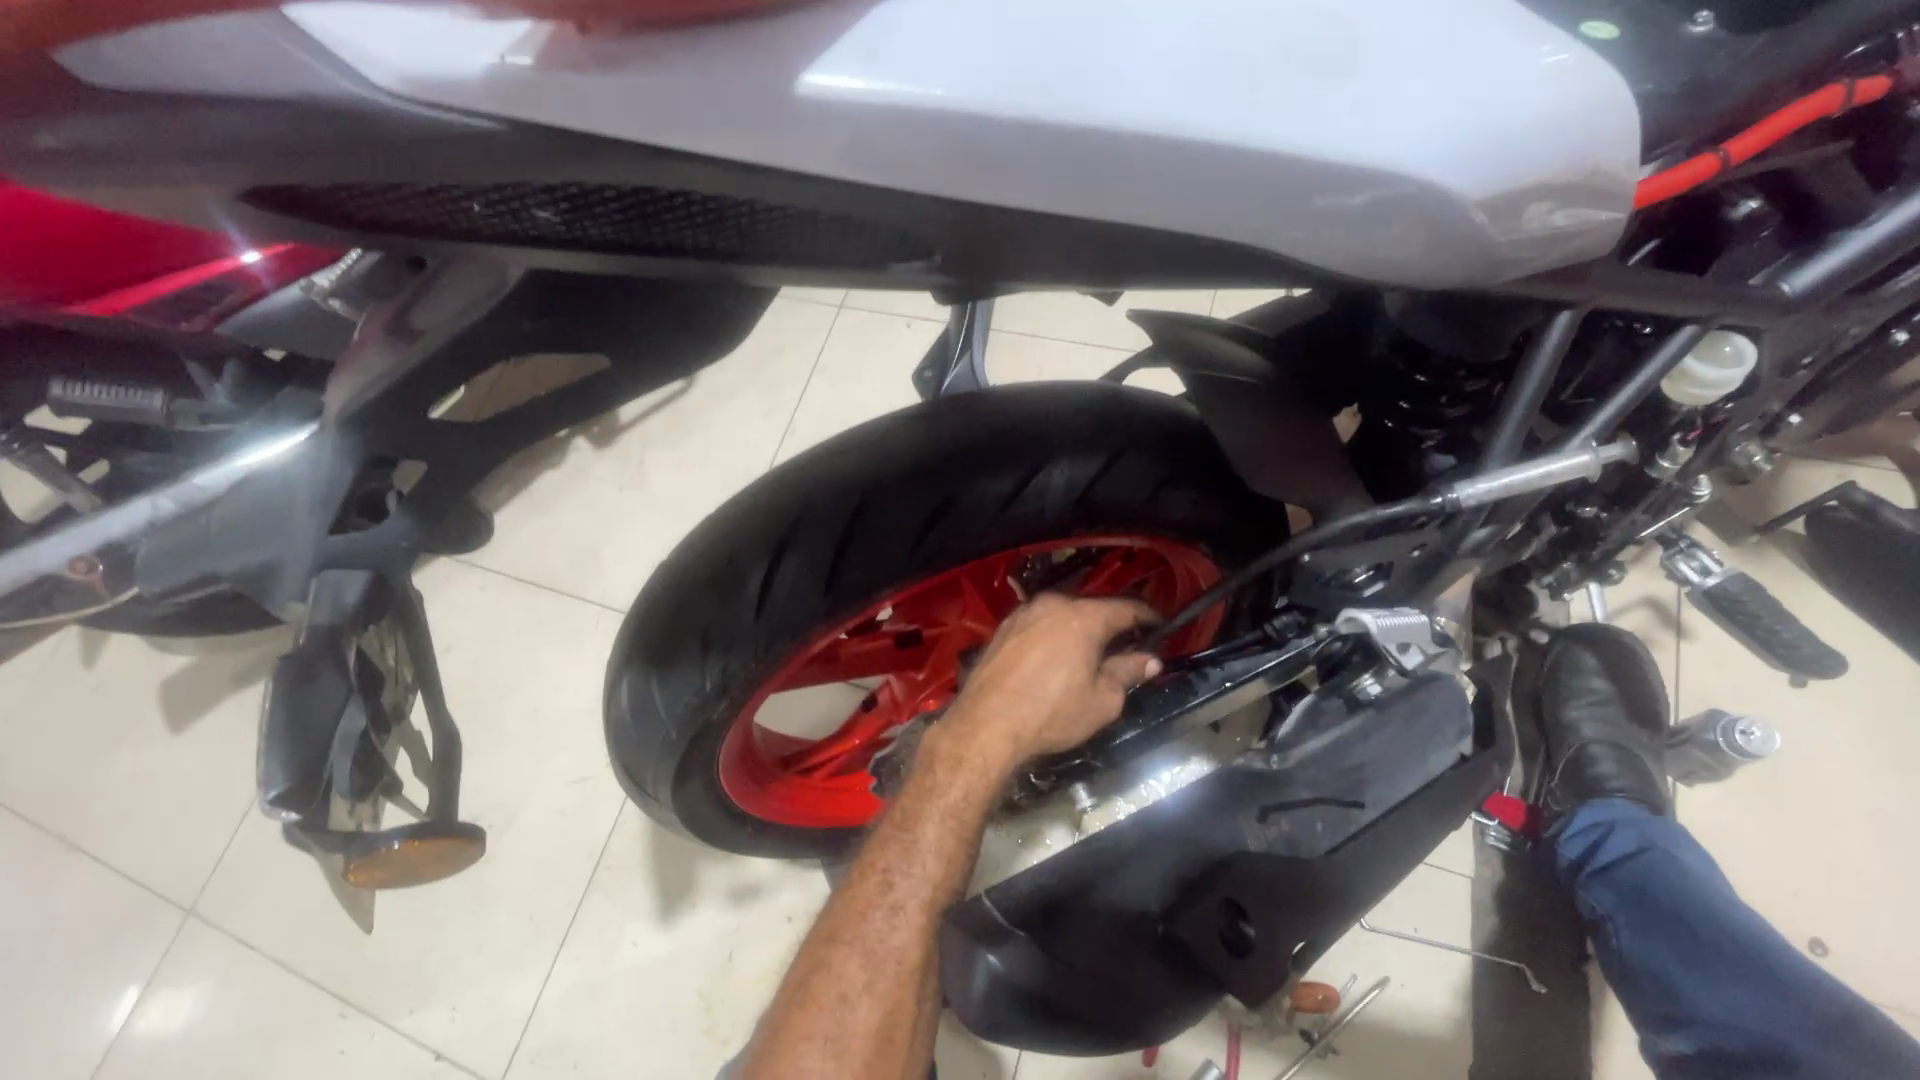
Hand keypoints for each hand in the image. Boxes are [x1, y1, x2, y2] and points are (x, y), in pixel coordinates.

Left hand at [940, 593, 1163, 771]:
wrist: (985, 724)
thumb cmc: (1050, 713)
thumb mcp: (1101, 700)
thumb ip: (1127, 673)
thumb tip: (1150, 660)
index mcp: (1083, 617)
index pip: (1126, 608)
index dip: (1146, 617)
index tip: (1159, 626)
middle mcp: (1052, 605)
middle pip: (1091, 609)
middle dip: (1110, 627)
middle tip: (1124, 648)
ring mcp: (1023, 614)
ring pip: (1061, 616)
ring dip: (1078, 631)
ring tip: (1087, 656)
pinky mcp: (1002, 628)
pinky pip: (1038, 626)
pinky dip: (1051, 637)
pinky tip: (1053, 660)